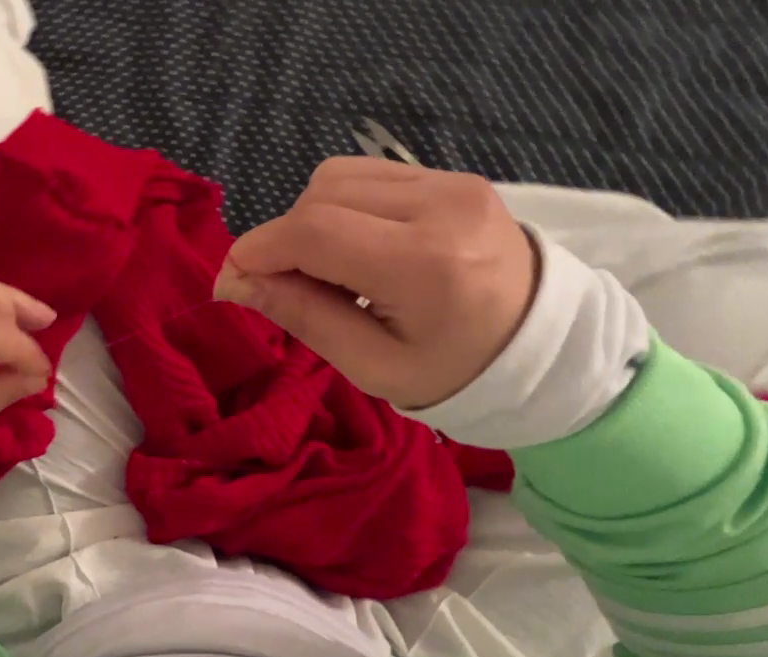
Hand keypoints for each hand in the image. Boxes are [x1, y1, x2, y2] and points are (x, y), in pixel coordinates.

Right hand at [213, 157, 539, 409]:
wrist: (539, 344)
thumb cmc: (450, 370)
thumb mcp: (370, 365)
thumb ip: (303, 317)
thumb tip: (235, 283)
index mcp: (423, 264)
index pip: (315, 232)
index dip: (256, 252)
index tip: (228, 284)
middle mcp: (441, 205)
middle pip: (320, 196)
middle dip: (279, 240)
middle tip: (279, 288)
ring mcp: (452, 182)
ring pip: (339, 177)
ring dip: (307, 222)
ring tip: (320, 270)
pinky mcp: (452, 177)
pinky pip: (368, 176)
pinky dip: (338, 209)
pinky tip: (350, 249)